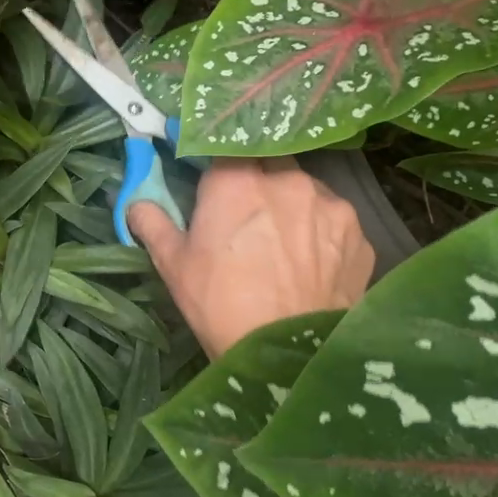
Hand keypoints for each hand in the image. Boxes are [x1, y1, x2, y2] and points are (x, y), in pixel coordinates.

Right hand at [128, 158, 374, 357]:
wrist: (289, 352)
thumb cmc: (218, 301)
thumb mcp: (171, 261)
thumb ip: (151, 220)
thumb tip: (137, 202)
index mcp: (237, 180)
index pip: (226, 144)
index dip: (216, 155)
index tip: (206, 169)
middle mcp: (289, 180)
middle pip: (270, 159)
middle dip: (255, 174)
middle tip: (241, 205)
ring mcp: (332, 206)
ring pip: (305, 187)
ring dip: (289, 201)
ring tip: (278, 236)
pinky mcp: (360, 235)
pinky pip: (332, 218)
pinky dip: (317, 229)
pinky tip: (306, 258)